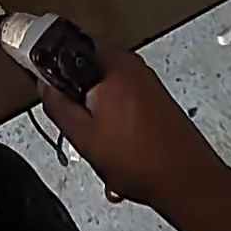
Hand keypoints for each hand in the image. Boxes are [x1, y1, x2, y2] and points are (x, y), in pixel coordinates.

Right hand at [37, 48, 230, 212]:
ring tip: (102, 146)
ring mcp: (145, 79)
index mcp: (112, 65)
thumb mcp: (83, 137)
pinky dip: (115, 121)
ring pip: (104, 91)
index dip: (54, 73)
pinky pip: (122, 100)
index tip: (50, 94)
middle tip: (79, 129)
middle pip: (87, 73)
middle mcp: (131, 64)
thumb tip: (44, 85)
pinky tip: (118, 149)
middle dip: (79, 101)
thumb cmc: (139, 159)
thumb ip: (58, 106)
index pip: (69, 51)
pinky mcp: (155, 95)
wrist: (186, 179)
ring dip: (97, 116)